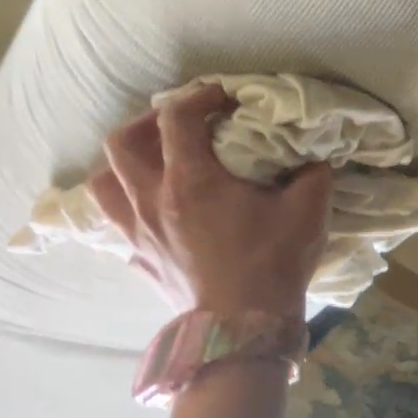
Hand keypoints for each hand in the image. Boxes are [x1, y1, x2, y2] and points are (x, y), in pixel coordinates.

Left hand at [89, 84, 332, 320]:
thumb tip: (311, 152)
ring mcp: (136, 231)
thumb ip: (311, 167)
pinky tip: (165, 203)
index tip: (228, 95)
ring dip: (130, 160)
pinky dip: (134, 198)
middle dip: (154, 119)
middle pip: (123, 143)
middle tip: (189, 118)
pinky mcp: (136, 256)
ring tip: (163, 157)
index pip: (177, 118)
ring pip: (104, 181)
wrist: (242, 323)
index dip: (201, 95)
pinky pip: (118, 217)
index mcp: (193, 181)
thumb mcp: (312, 202)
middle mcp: (153, 200)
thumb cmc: (276, 256)